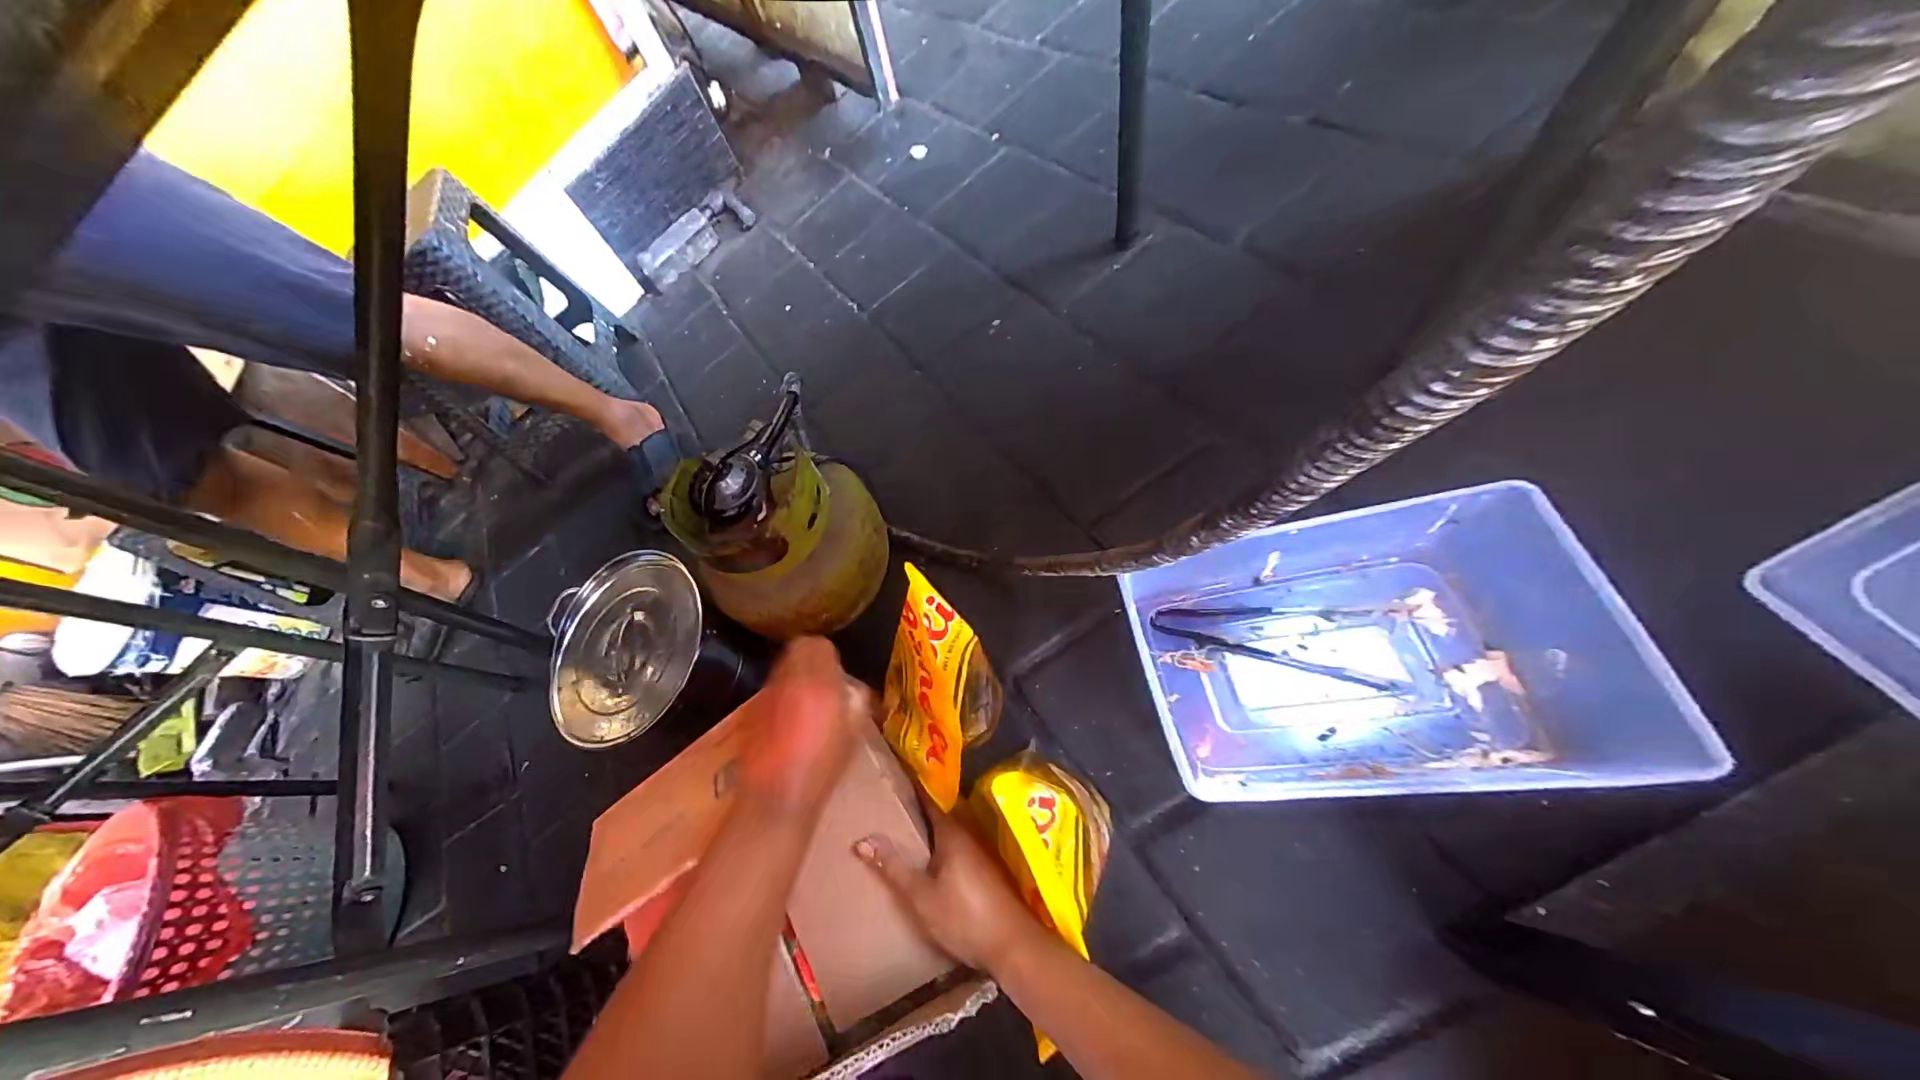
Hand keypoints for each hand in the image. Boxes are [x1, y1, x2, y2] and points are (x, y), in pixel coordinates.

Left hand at [735, 637, 864, 813]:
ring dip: (794, 674)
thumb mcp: (854, 732)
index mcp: (818, 681)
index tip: (835, 668)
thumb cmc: (823, 766)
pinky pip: (769, 689)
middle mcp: (788, 680)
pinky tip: (788, 717)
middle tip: (821, 678)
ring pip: (781, 667)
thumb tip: (851, 687)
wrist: (777, 797)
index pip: (818, 644)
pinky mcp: (750, 710)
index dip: (827, 653)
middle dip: (809, 658)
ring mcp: (766, 694)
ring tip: (806, 697)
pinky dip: (780, 694)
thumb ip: (856, 699)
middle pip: (796, 648)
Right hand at [856, 801, 1044, 971]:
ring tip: (906, 829)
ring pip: (951, 832)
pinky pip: (960, 847)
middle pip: (941, 815)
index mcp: (952, 833)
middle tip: (893, 805)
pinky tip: (931, 859)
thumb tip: (862, 839)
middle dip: (920, 810)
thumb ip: (893, 867)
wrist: (1013, 945)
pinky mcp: (988, 871)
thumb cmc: (964, 917)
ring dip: (932, 830)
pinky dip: (944, 846)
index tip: (894, 778)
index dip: (912, 789)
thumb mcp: (921, 896)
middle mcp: (969, 835)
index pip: (929, 801)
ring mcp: (982, 852)